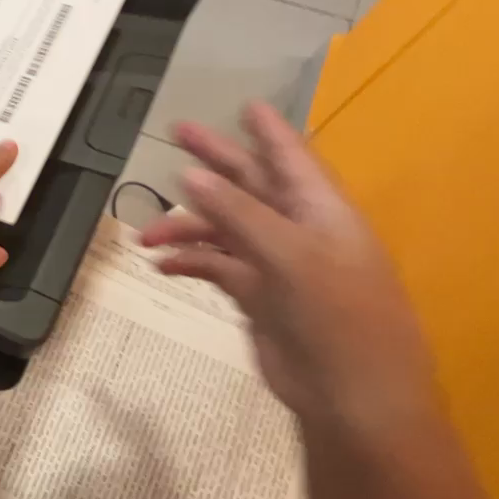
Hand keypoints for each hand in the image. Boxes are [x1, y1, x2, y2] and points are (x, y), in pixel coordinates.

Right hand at [141, 103, 436, 429]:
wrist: (351, 394)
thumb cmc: (338, 317)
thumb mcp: (290, 257)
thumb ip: (239, 214)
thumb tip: (190, 174)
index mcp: (322, 214)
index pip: (293, 160)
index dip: (270, 132)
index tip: (244, 104)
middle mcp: (299, 232)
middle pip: (250, 185)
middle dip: (215, 161)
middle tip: (177, 133)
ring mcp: (277, 264)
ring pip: (223, 228)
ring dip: (185, 227)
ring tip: (146, 235)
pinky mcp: (257, 295)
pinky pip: (215, 265)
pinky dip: (189, 262)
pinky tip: (165, 266)